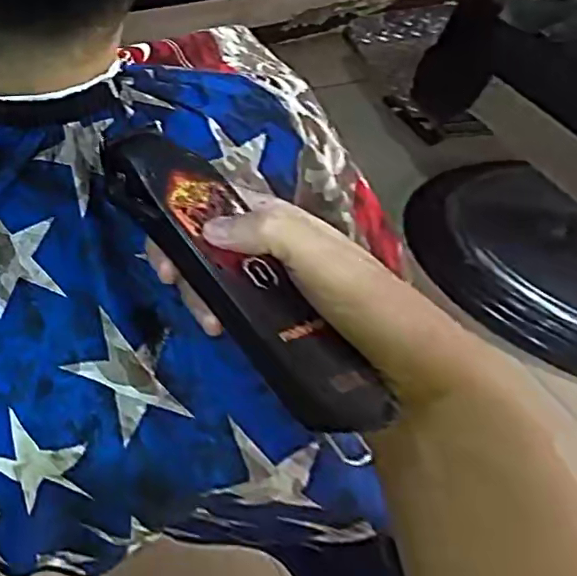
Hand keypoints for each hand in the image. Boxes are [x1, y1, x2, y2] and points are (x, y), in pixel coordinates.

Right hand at [147, 194, 512, 411]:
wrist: (415, 374)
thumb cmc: (365, 300)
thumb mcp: (316, 253)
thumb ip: (264, 228)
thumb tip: (205, 227)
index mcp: (276, 218)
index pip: (214, 201)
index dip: (182, 213)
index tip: (162, 243)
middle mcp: (267, 244)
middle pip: (204, 240)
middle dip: (183, 259)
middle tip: (173, 285)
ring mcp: (268, 282)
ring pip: (212, 275)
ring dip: (197, 292)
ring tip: (208, 322)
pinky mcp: (271, 318)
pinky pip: (228, 306)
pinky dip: (214, 313)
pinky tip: (218, 330)